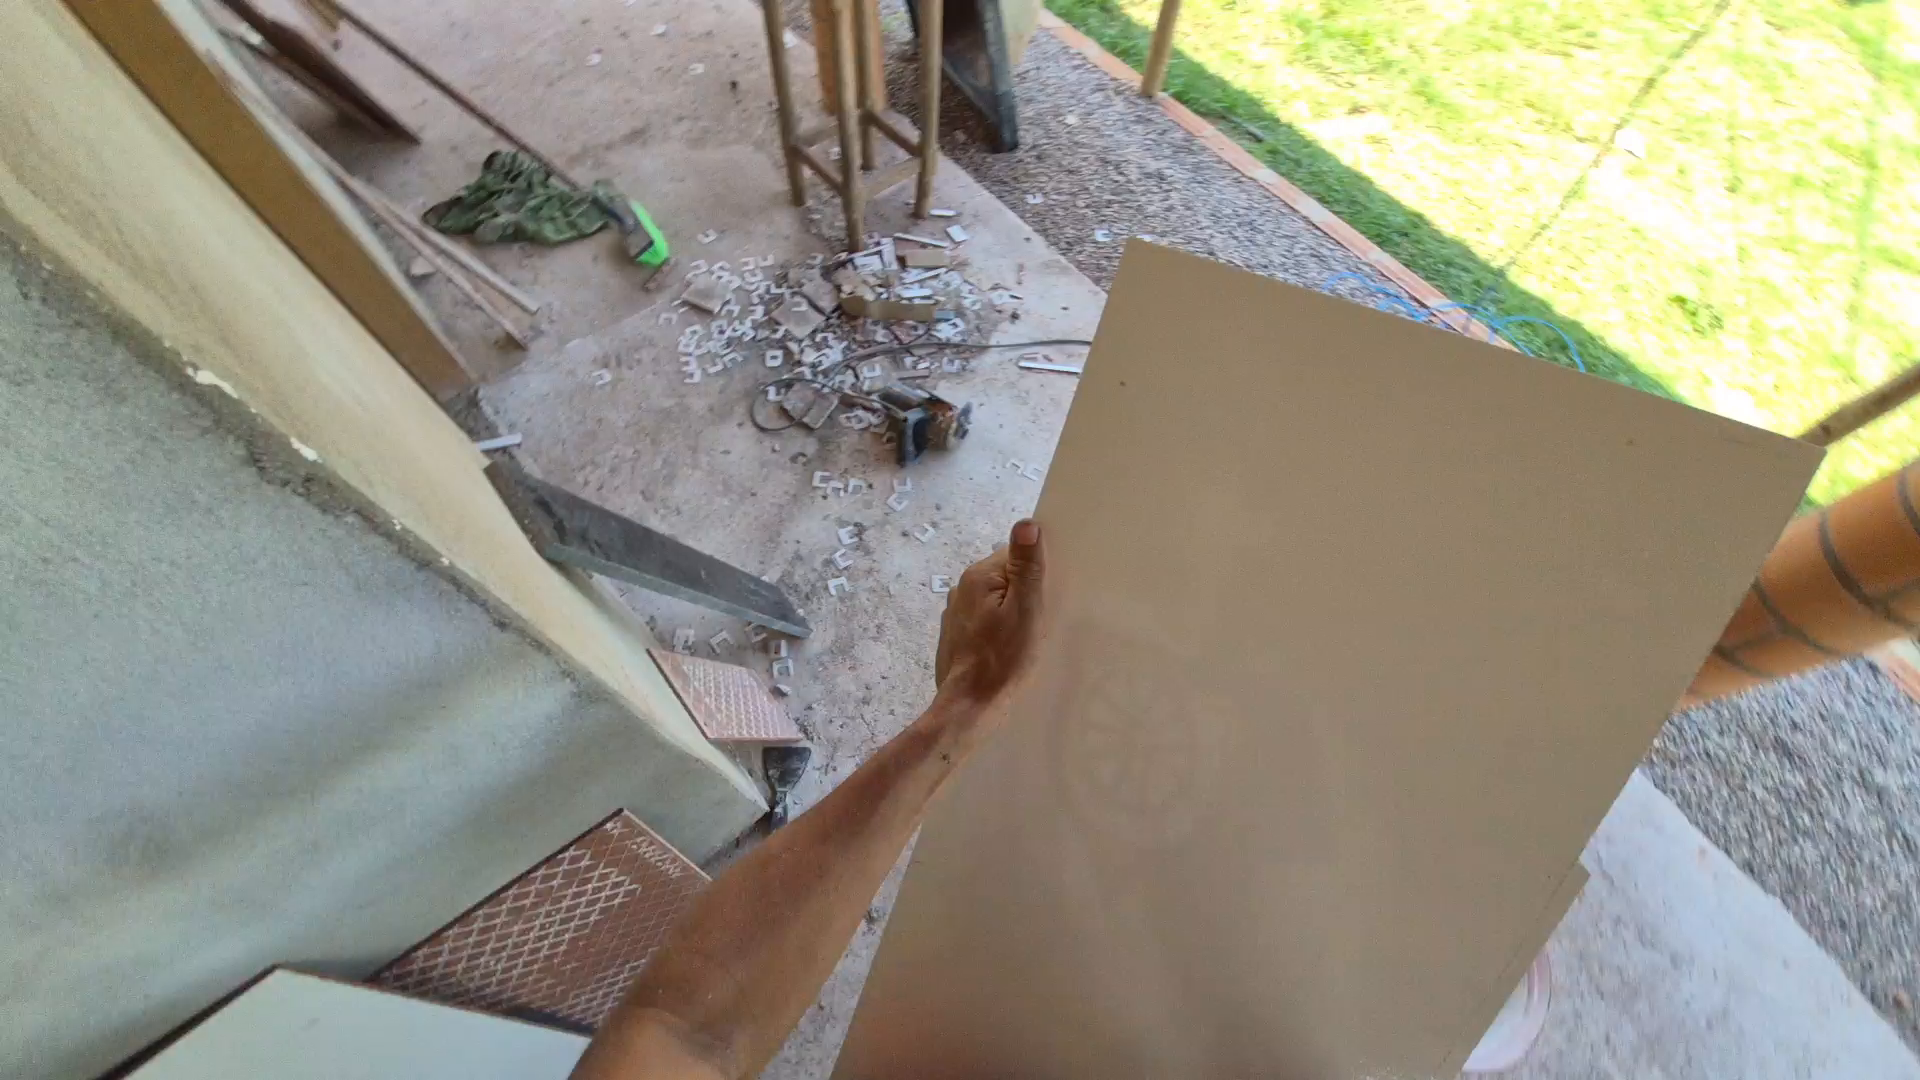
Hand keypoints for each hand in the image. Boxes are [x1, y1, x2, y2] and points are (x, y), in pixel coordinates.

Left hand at [935, 519, 1045, 706]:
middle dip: (1023, 594)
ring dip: (1010, 612)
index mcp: (978, 576)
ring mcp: (955, 613)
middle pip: (1004, 578)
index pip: (1015, 558)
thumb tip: (1028, 523)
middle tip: (1038, 622)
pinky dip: (997, 628)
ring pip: (994, 600)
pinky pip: (984, 620)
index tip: (1047, 598)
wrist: (970, 705)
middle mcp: (961, 588)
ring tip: (1024, 638)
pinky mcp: (955, 635)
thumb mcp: (1026, 610)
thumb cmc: (1004, 658)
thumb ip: (1027, 567)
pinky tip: (1006, 648)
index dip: (1035, 575)